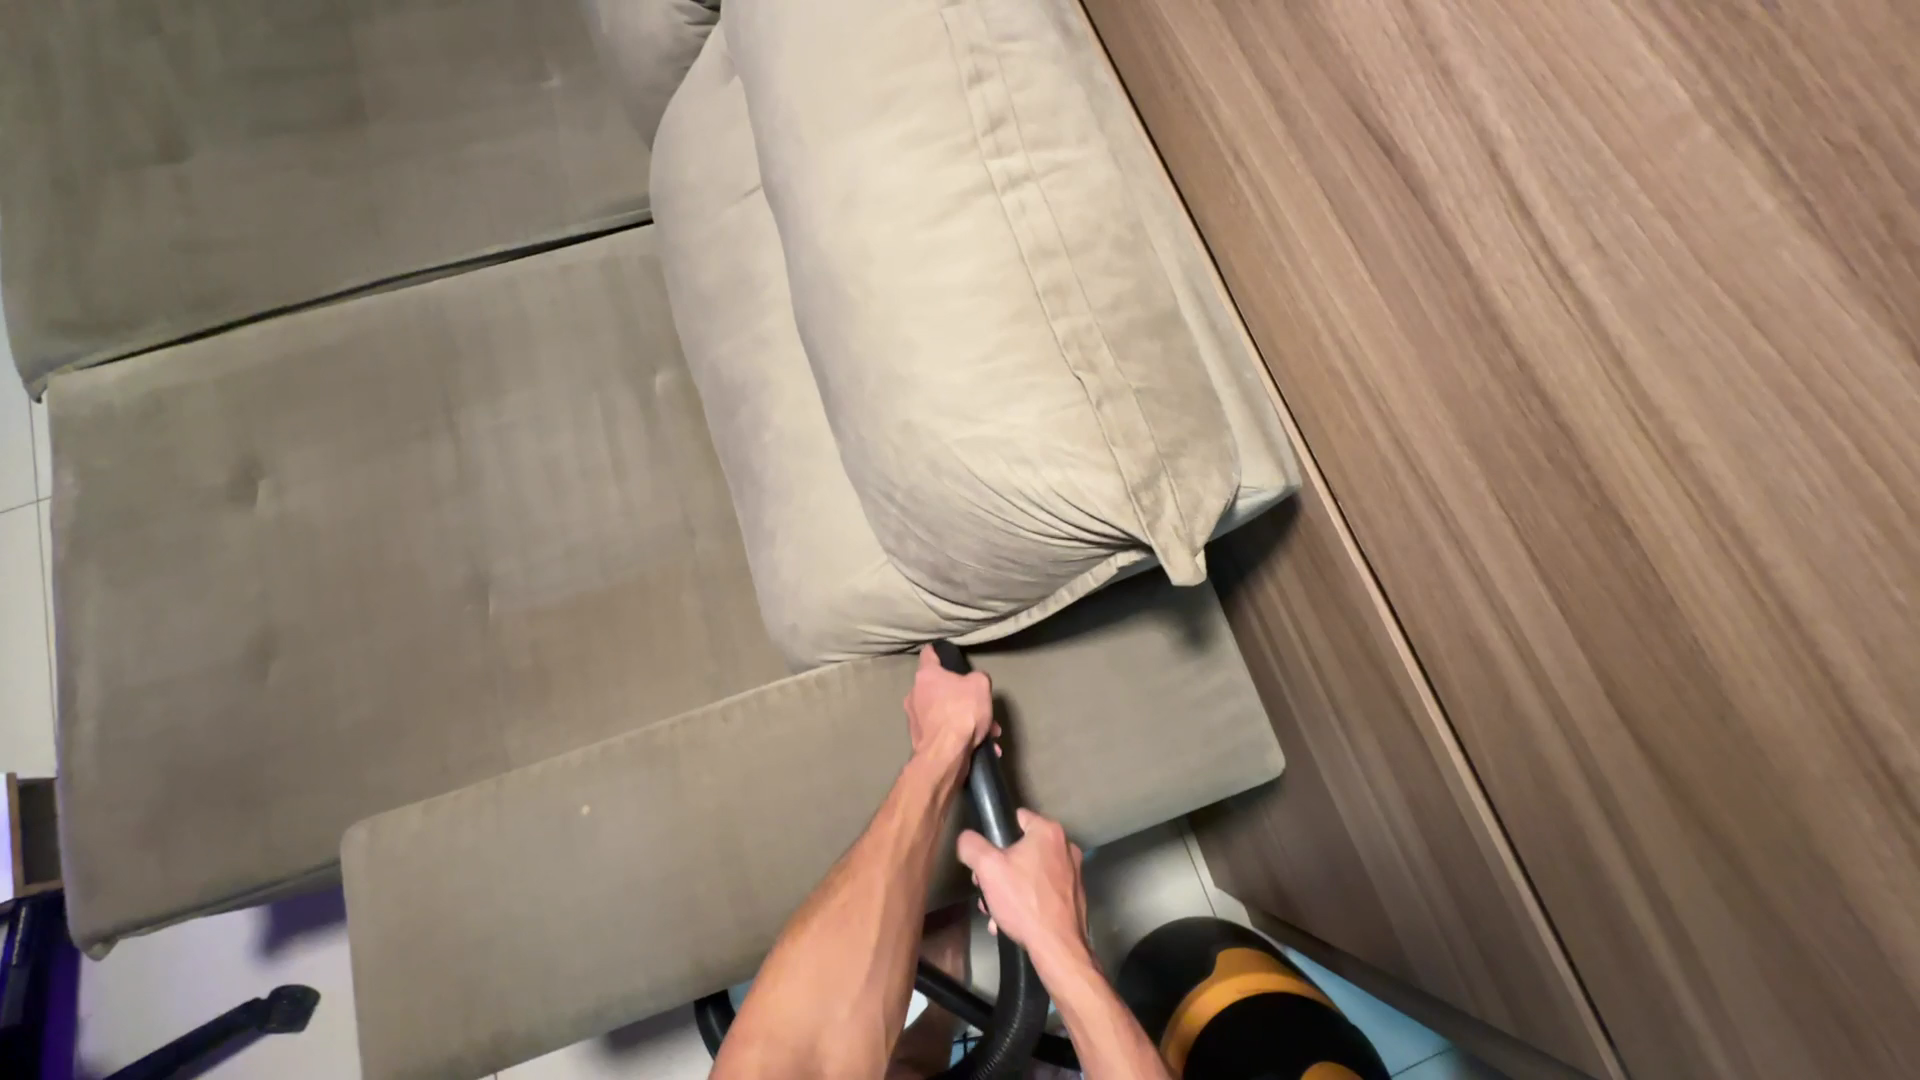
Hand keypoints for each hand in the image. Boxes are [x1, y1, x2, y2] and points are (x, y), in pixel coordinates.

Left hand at [904, 645, 994, 763]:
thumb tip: (973, 684)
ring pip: (945, 713)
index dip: (939, 652)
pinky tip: (980, 746)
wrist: (946, 754)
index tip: (947, 654)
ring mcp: (915, 718)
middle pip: (940, 688)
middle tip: (980, 706)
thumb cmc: (962, 711)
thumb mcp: (981, 685)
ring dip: (965, 720)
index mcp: (926, 675)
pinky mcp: (920, 739)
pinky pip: (944, 732)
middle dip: (962, 697)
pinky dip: (960, 736)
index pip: (929, 654)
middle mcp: (915, 694)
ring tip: (988, 731)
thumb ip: (978, 678)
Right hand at [956, 809, 1089, 970]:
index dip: (997, 834)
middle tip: (986, 888)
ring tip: (996, 911)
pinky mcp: (1074, 897)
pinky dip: (1027, 902)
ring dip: (1010, 889)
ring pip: (1031, 873)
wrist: (1057, 947)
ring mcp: (1073, 874)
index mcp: (1049, 831)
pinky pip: (1043, 892)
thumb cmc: (1023, 900)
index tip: (986, 855)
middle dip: (1000, 869)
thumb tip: (966, 839)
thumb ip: (971, 846)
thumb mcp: (987, 868)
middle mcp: (1066, 847)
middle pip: (1022, 849)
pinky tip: (1011, 922)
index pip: (1017, 818)